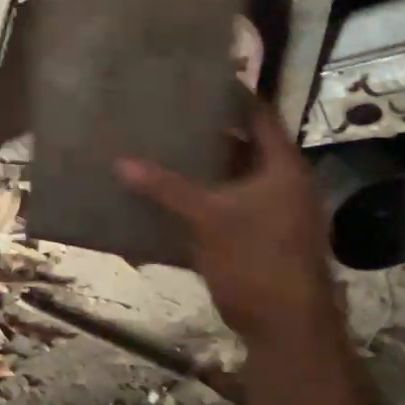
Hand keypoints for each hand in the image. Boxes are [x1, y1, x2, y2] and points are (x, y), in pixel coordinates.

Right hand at [116, 105, 338, 345]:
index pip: (259, 118)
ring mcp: (266, 213)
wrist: (285, 328)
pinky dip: (192, 195)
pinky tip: (157, 189)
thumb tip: (119, 161)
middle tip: (162, 107)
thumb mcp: (208, 218)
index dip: (233, 96)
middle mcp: (279, 185)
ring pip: (226, 177)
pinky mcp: (250, 236)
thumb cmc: (258, 261)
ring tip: (152, 142)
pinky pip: (217, 204)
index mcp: (283, 170)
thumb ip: (165, 187)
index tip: (197, 76)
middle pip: (240, 145)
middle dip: (204, 129)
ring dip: (195, 164)